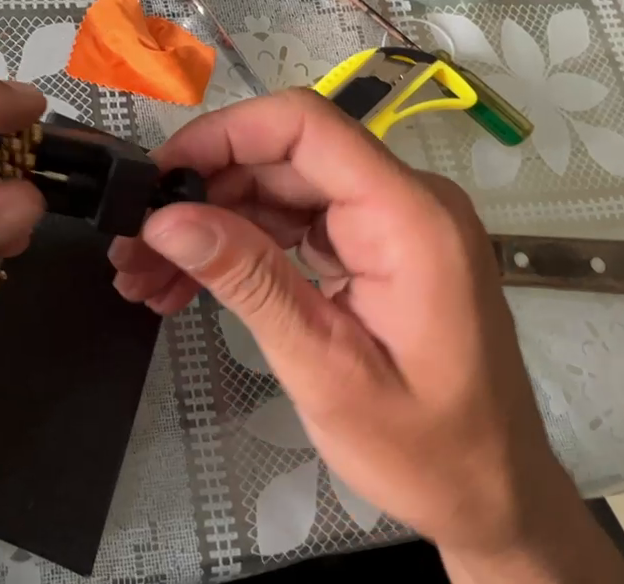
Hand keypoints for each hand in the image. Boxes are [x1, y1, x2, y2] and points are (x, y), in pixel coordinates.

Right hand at [108, 91, 623, 582]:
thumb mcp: (326, 369)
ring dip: (205, 226)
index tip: (159, 175)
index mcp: (409, 218)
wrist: (490, 497)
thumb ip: (248, 281)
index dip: (223, 134)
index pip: (305, 126)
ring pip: (271, 189)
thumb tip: (166, 220)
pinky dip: (233, 248)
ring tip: (145, 273)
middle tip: (133, 245)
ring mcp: (382, 221)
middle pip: (277, 159)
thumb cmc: (427, 450)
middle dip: (197, 195)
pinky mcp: (365, 245)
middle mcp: (399, 200)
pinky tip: (185, 282)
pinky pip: (286, 223)